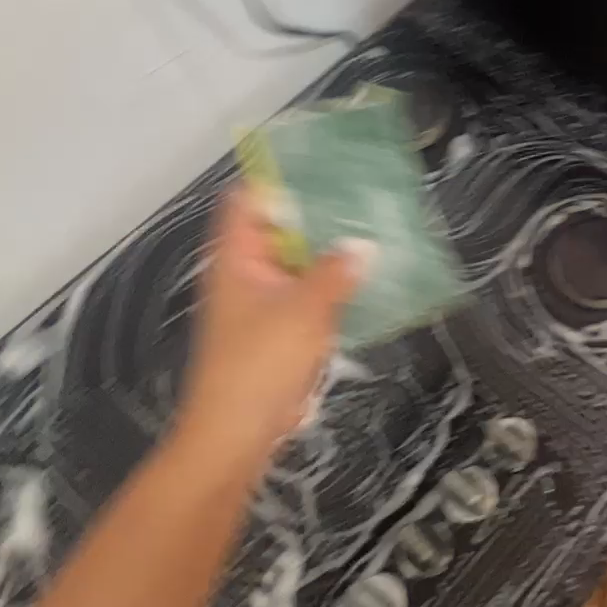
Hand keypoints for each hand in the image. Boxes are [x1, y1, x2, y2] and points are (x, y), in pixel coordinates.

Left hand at [165, 187, 370, 478]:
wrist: (234, 436)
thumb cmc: (259, 365)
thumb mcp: (305, 310)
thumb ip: (337, 272)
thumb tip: (365, 245)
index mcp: (236, 259)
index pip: (248, 201)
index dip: (278, 180)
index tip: (324, 169)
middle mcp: (245, 274)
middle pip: (278, 231)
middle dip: (318, 217)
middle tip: (362, 201)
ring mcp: (260, 304)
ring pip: (296, 265)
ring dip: (328, 255)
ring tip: (372, 235)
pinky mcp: (276, 332)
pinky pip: (305, 296)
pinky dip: (329, 287)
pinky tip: (363, 283)